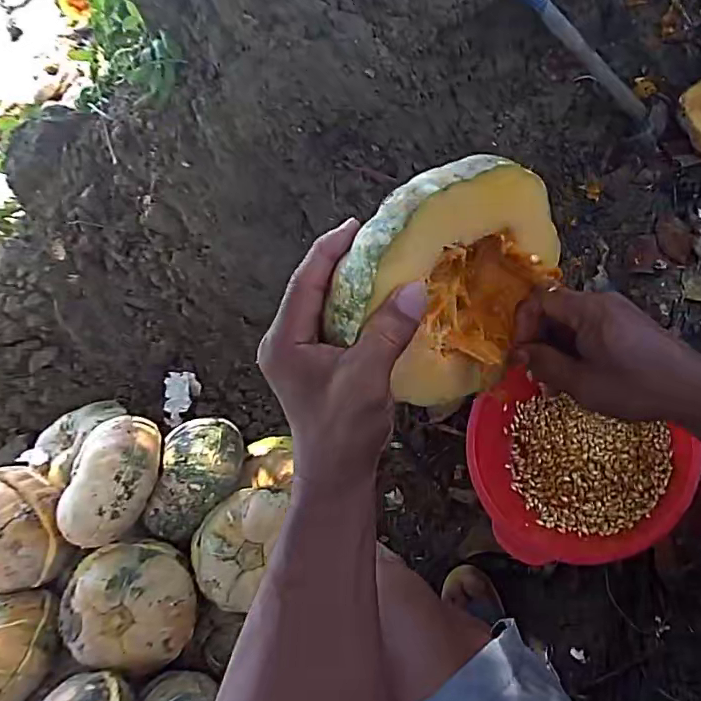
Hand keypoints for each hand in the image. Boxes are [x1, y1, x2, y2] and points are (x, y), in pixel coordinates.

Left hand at [257, 219, 424, 481]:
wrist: (337, 474)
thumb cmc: (344, 430)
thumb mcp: (366, 376)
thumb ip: (388, 331)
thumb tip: (415, 288)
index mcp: (285, 341)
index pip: (305, 281)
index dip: (330, 249)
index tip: (356, 226)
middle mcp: (286, 342)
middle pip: (313, 289)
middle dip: (342, 262)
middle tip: (375, 240)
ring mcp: (300, 354)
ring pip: (326, 306)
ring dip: (353, 285)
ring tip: (382, 264)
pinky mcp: (318, 364)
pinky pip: (337, 324)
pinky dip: (359, 309)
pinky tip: (382, 302)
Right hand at [511, 287, 700, 421]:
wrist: (691, 389)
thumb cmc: (636, 387)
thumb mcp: (582, 383)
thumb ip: (545, 365)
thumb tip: (520, 354)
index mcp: (588, 309)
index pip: (539, 300)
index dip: (523, 326)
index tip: (521, 357)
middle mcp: (602, 302)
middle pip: (555, 309)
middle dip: (540, 341)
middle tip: (537, 375)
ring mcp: (617, 311)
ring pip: (572, 322)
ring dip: (558, 348)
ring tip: (559, 383)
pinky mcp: (628, 324)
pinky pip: (591, 329)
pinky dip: (578, 349)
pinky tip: (582, 376)